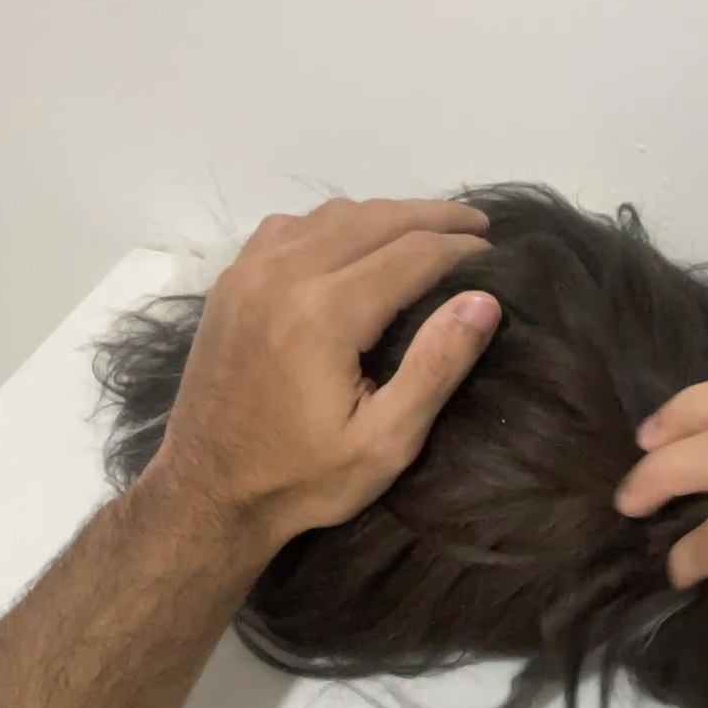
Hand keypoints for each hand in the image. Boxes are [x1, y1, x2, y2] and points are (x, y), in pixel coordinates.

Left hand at [141, 197, 499, 547]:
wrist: (209, 493)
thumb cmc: (306, 477)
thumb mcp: (387, 440)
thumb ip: (436, 366)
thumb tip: (483, 301)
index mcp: (325, 313)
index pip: (412, 253)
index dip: (462, 248)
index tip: (498, 253)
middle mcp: (283, 274)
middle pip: (374, 218)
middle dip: (434, 217)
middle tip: (479, 226)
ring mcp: (248, 272)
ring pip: (332, 214)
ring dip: (388, 216)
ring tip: (430, 231)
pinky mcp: (231, 283)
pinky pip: (291, 227)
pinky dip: (338, 223)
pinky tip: (358, 243)